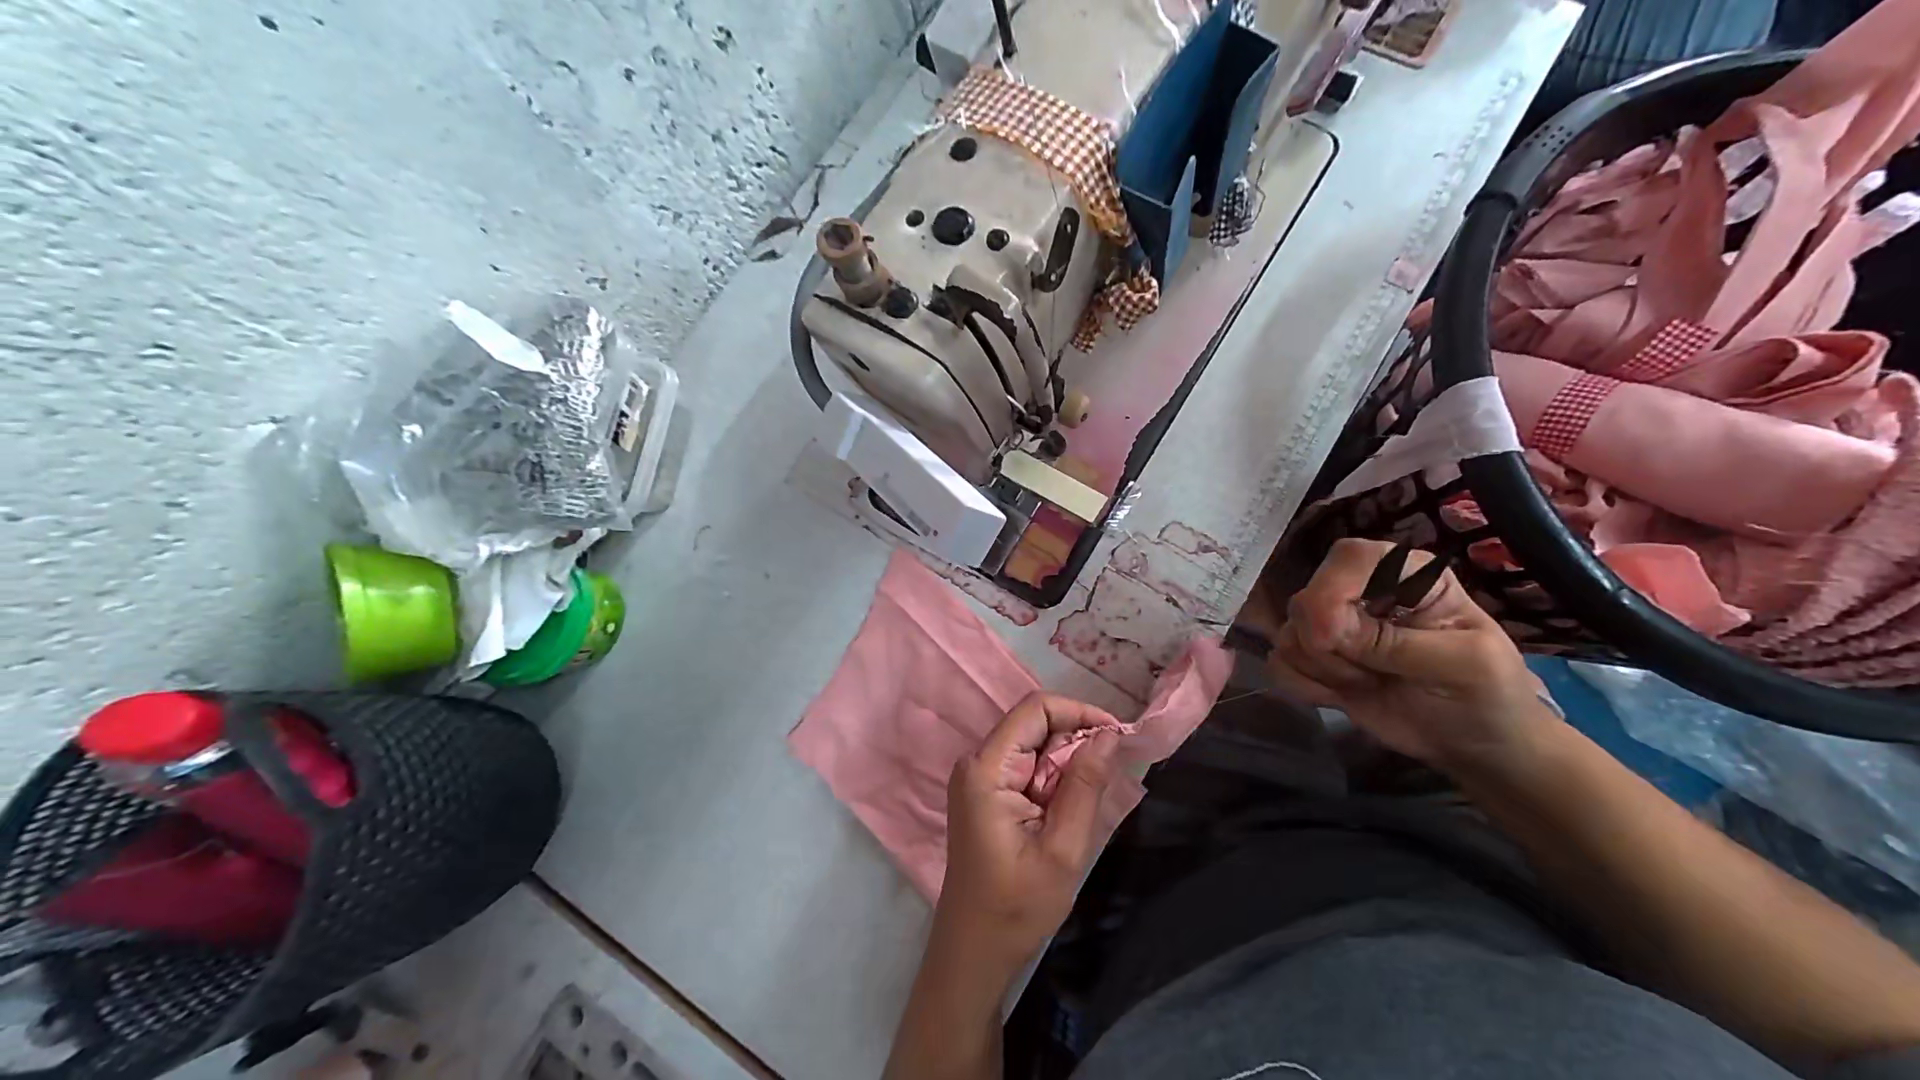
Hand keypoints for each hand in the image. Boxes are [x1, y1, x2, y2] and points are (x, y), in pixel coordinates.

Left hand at [936, 692, 1122, 975]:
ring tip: (1088, 802)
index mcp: (986, 769)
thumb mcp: (1063, 849)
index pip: (1035, 709)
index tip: (1118, 737)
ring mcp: (979, 778)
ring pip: (1034, 746)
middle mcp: (977, 762)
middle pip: (1034, 724)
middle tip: (1109, 778)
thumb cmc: (1017, 907)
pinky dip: (1054, 779)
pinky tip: (1068, 809)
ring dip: (1067, 763)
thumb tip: (1108, 734)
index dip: (1079, 712)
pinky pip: (1027, 767)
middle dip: (1076, 742)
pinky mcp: (986, 794)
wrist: (975, 949)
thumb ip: (1085, 786)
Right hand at [1265, 538, 1561, 773]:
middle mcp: (1361, 592)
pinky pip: (1278, 663)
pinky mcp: (1313, 658)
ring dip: (1321, 670)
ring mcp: (1332, 625)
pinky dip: (1303, 686)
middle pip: (1307, 598)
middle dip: (1328, 646)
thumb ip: (1396, 643)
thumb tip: (1326, 630)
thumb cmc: (1487, 695)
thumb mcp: (1464, 664)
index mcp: (1407, 575)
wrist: (1475, 745)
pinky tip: (1338, 696)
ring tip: (1366, 684)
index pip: (1349, 558)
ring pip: (1288, 634)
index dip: (1330, 591)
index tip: (1334, 638)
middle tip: (1372, 673)